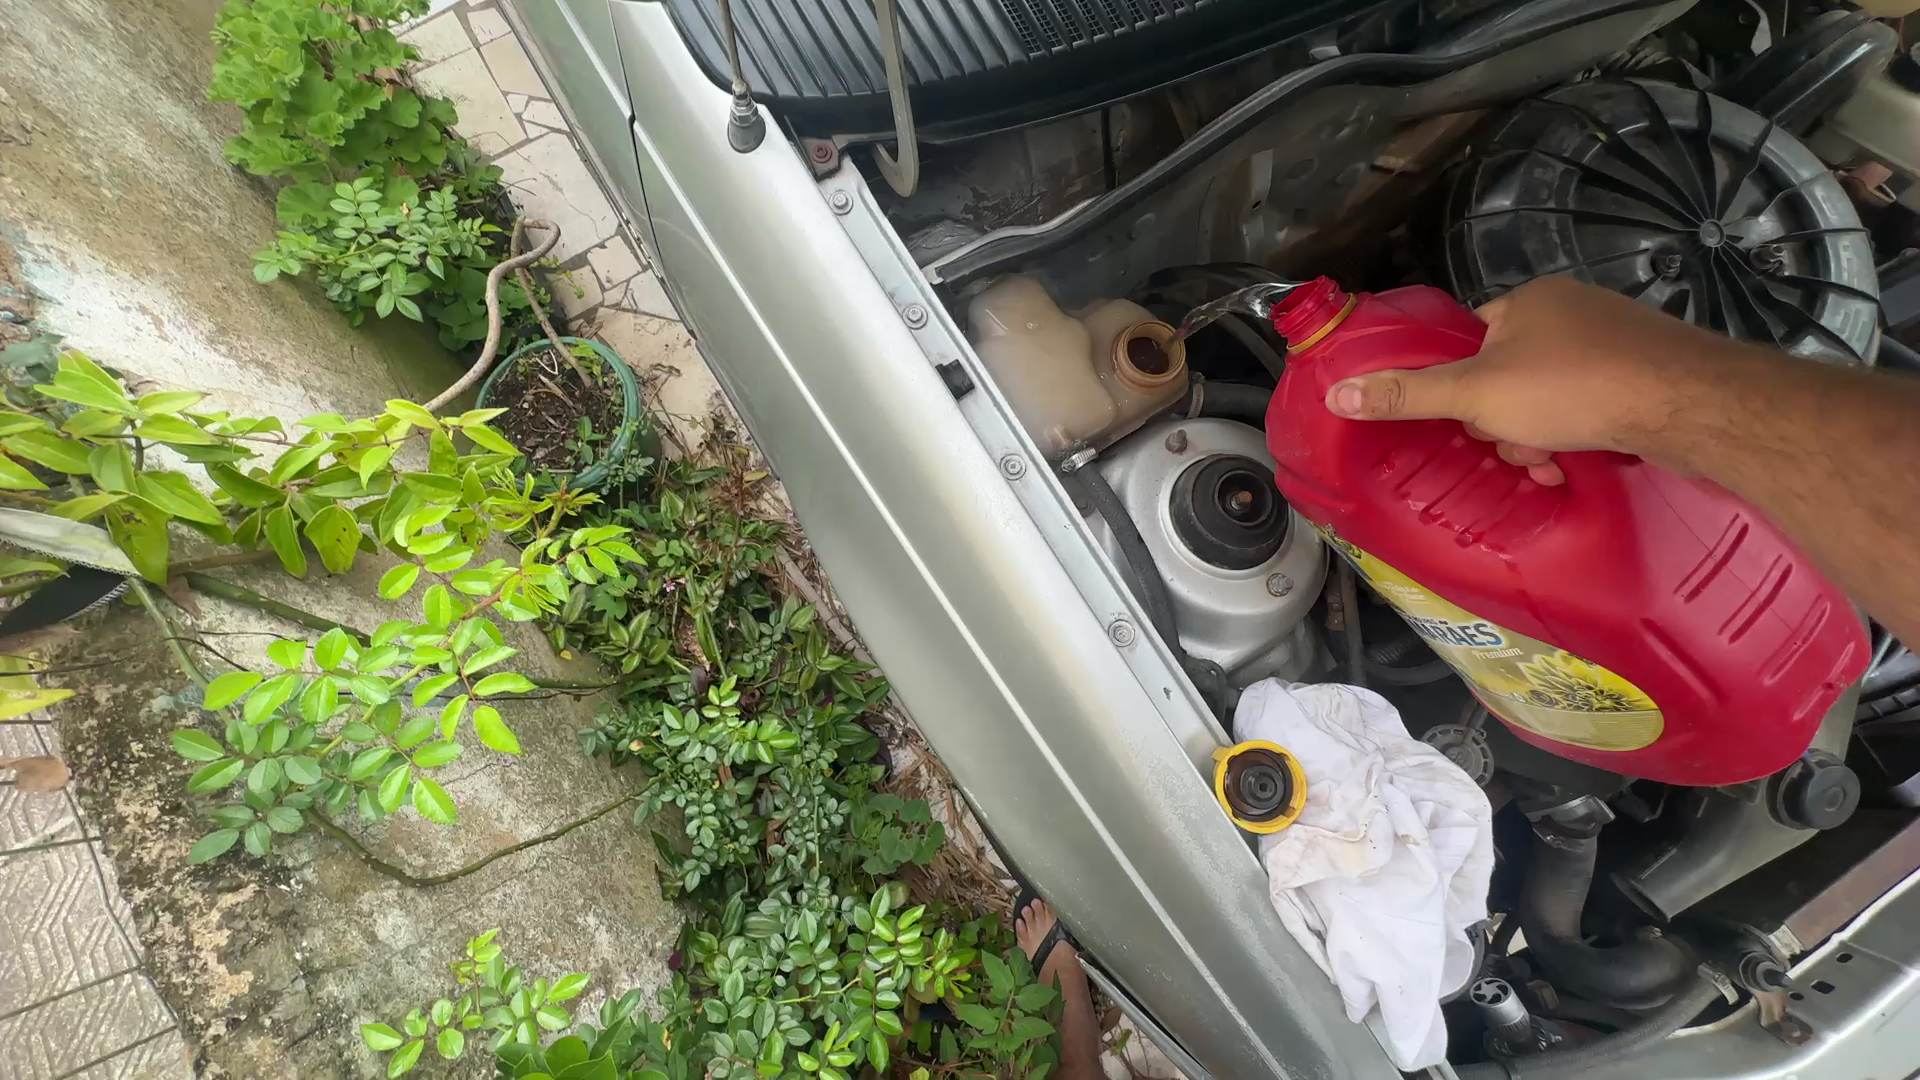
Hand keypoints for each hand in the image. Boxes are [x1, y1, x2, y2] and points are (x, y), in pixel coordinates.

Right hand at [1323, 276, 1737, 483]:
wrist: (1693, 405)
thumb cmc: (1571, 389)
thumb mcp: (1472, 395)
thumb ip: (1404, 395)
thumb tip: (1333, 394)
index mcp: (1526, 302)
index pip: (1467, 345)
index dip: (1460, 387)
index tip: (1469, 416)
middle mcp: (1570, 310)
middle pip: (1502, 375)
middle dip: (1499, 421)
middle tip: (1511, 443)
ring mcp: (1614, 338)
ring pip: (1542, 395)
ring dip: (1531, 435)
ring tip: (1546, 459)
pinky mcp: (1646, 368)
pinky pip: (1584, 401)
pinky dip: (1571, 432)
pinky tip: (1573, 457)